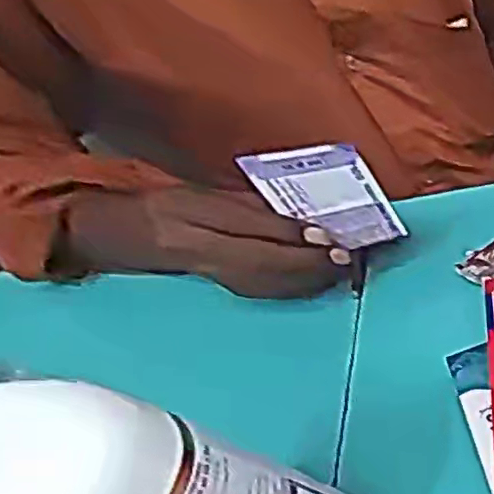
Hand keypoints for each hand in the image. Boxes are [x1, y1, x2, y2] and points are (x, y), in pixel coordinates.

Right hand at [63, 186, 349, 298]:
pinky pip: (289, 291)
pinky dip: (313, 283)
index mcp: (201, 232)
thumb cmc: (181, 209)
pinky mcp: (250, 293)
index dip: (303, 243)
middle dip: (322, 263)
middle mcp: (220, 265)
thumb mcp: (216, 201)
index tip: (334, 238)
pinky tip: (329, 273)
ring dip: (324, 275)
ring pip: (292, 285)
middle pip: (285, 270)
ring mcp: (238, 285)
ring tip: (347, 261)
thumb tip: (313, 229)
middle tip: (351, 252)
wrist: (142, 237)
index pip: (264, 243)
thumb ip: (264, 215)